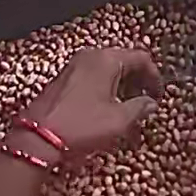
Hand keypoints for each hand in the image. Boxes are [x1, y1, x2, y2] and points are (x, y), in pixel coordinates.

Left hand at [20, 48, 162, 163]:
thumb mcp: (118, 120)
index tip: (159, 96)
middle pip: (124, 61)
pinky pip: (92, 77)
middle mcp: (90, 56)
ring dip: (122, 87)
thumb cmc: (82, 125)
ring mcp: (74, 66)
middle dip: (138, 82)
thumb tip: (151, 104)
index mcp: (106, 59)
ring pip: (107, 70)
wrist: (36, 139)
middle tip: (146, 103)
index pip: (141, 58)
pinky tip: (107, 110)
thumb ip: (140, 108)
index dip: (154, 76)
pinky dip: (105, 89)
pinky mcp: (63, 79)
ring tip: (129, 110)